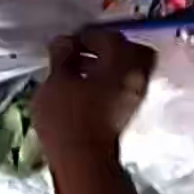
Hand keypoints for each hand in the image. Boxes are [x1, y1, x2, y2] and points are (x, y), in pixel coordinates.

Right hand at [32, 30, 155, 167]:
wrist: (81, 158)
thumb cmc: (66, 117)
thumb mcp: (56, 82)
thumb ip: (62, 57)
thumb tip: (65, 40)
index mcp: (121, 63)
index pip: (110, 37)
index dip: (87, 34)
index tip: (68, 41)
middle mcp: (136, 76)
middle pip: (132, 50)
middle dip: (109, 46)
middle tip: (84, 51)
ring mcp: (134, 96)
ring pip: (129, 69)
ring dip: (108, 64)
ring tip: (79, 70)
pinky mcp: (126, 112)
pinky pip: (122, 85)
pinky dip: (108, 80)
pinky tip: (84, 87)